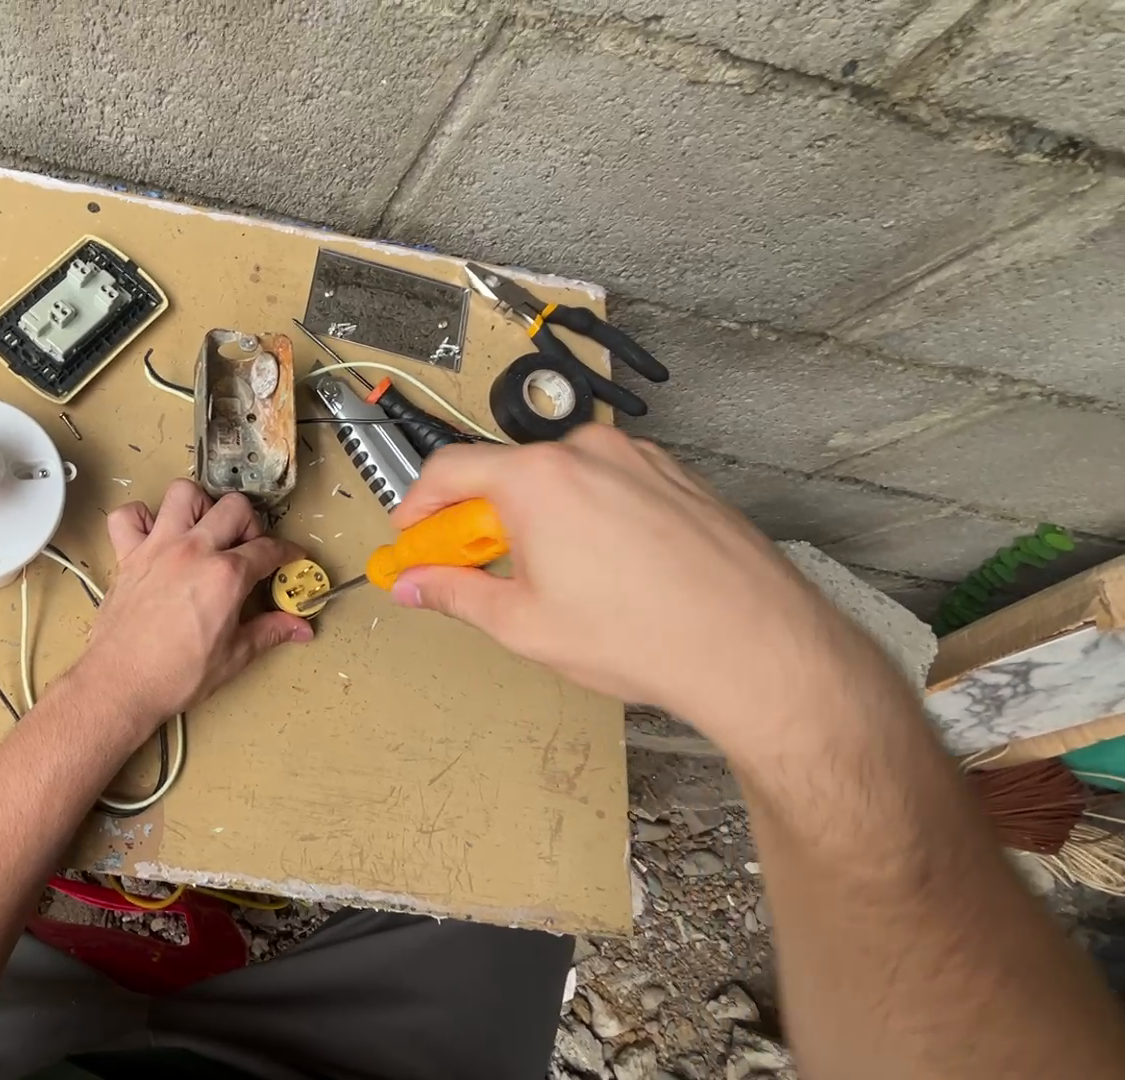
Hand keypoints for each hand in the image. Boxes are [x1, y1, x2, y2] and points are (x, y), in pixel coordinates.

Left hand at [73, 481, 311, 727]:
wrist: (122, 684)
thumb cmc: (174, 675)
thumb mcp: (234, 656)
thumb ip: (270, 632)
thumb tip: (299, 628)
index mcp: (225, 576)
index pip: (269, 550)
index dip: (287, 553)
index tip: (290, 559)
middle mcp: (193, 551)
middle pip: (234, 508)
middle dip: (250, 524)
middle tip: (249, 549)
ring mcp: (158, 548)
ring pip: (183, 494)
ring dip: (200, 506)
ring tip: (205, 530)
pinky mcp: (128, 556)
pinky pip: (128, 516)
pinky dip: (141, 517)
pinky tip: (155, 535)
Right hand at [388, 426, 885, 755]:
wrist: (761, 651)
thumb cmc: (644, 636)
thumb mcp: (520, 624)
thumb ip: (452, 594)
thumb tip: (413, 585)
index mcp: (537, 479)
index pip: (446, 470)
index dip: (416, 506)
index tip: (412, 535)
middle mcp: (586, 453)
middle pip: (500, 473)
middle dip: (475, 519)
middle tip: (472, 565)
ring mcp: (637, 460)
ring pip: (554, 478)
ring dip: (529, 516)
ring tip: (542, 573)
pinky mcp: (673, 476)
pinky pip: (602, 483)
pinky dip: (578, 513)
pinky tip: (595, 565)